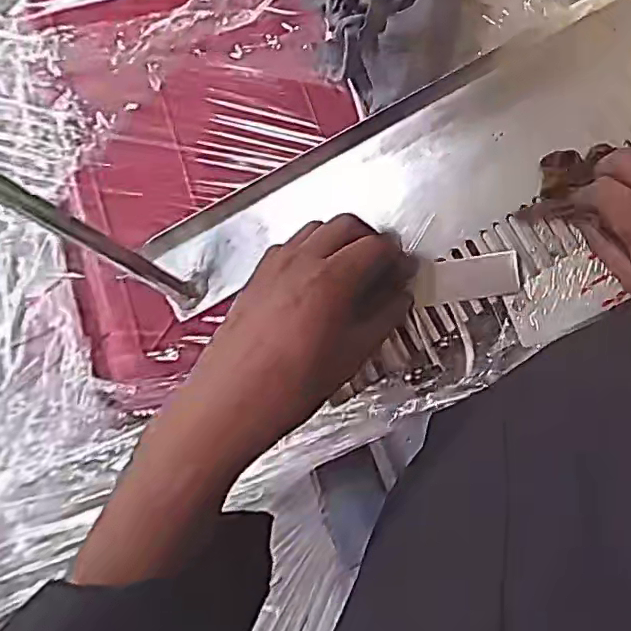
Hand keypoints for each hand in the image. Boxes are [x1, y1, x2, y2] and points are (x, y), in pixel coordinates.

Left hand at [176, 214, 414, 467]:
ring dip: (339, 239)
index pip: (376, 245)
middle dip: (370, 238)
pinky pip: (289, 246)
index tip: (402, 269)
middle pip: (346, 224)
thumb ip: (383, 317)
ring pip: (316, 229)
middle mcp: (300, 262)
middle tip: (382, 262)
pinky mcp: (256, 277)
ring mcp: (274, 266)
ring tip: (351, 268)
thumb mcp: (352, 354)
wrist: (228, 406)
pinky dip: (310, 250)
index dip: (395, 255)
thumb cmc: (283, 389)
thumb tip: (397, 300)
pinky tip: (315, 278)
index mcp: (331, 278)